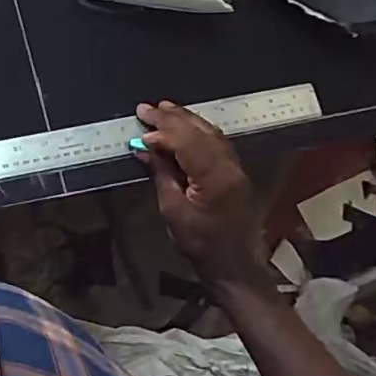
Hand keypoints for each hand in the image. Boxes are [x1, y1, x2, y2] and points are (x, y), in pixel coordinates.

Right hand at [133, 101, 273, 297]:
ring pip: (210, 133)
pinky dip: (198, 130)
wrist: (234, 267)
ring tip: (163, 108)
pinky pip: (216, 141)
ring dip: (185, 119)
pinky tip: (185, 124)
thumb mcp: (173, 210)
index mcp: (214, 177)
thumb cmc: (200, 244)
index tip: (140, 133)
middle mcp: (229, 166)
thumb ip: (161, 173)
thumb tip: (144, 147)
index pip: (187, 142)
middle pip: (199, 132)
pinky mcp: (235, 172)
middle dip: (171, 118)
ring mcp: (235, 167)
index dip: (162, 133)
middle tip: (145, 108)